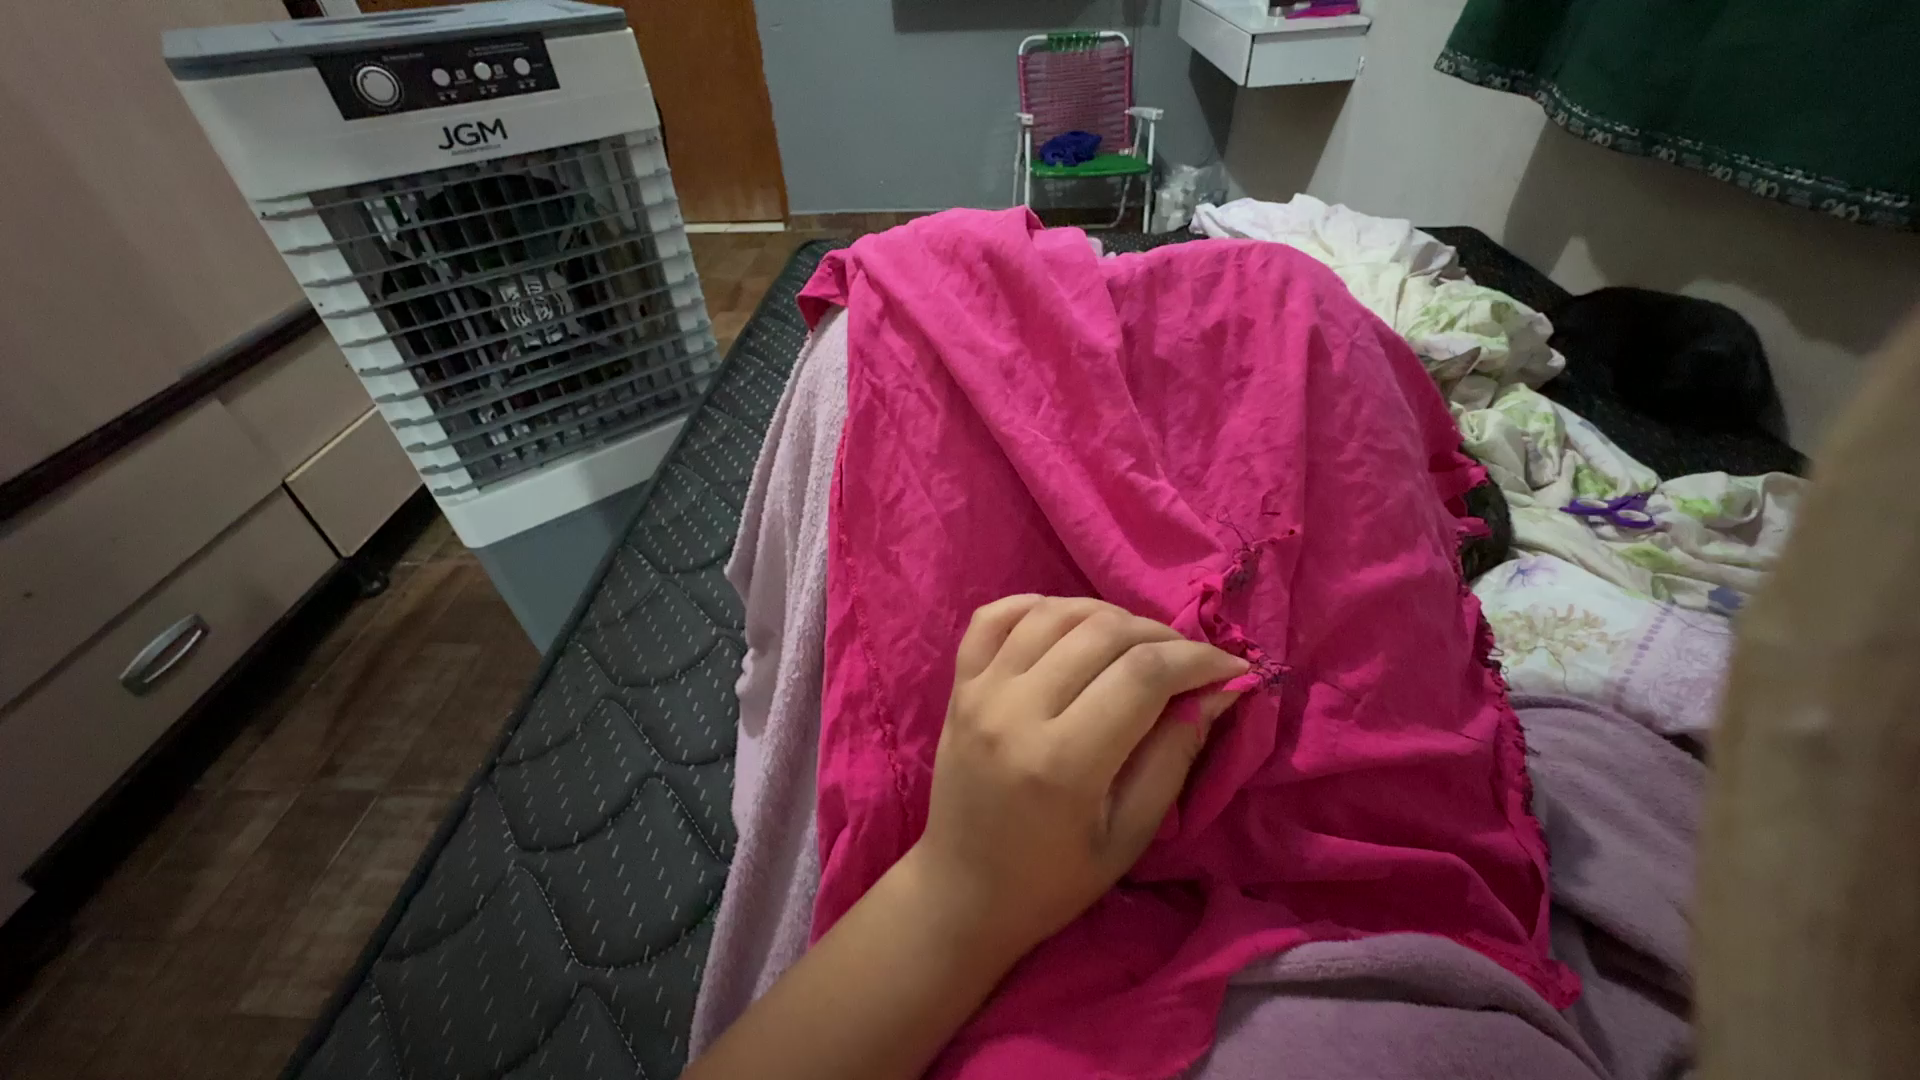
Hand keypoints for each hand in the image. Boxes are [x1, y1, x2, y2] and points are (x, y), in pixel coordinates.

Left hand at [902, 595, 1248, 959]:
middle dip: (1162, 636)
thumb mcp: (1130, 834)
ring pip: (1054, 612)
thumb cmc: (1055, 880)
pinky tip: (1069, 624)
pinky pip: (994, 615)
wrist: (962, 890)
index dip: (1198, 660)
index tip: (1231, 668)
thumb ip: (1175, 755)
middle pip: (1103, 633)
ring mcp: (979, 691)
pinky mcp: (958, 685)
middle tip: (1189, 662)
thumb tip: (1219, 690)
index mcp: (1062, 762)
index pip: (1143, 674)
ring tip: (1137, 643)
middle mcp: (1015, 711)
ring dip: (1107, 615)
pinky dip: (1038, 606)